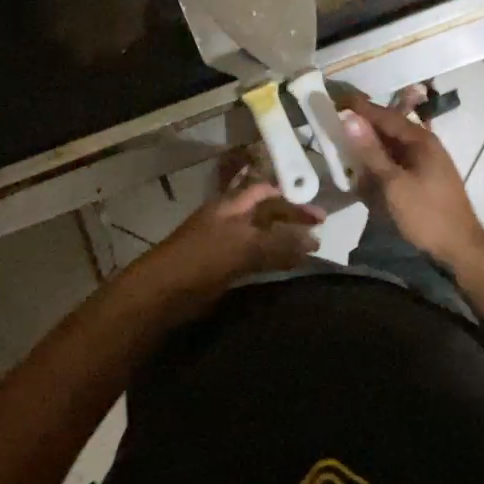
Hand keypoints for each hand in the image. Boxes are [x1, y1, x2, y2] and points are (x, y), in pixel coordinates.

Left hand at [131, 175, 323, 311]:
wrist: (163, 291)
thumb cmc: (203, 258)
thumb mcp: (246, 246)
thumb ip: (280, 243)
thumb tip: (315, 241)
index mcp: (232, 205)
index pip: (267, 192)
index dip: (292, 199)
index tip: (319, 214)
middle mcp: (229, 219)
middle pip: (265, 214)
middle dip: (291, 221)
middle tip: (319, 232)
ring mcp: (223, 244)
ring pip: (261, 237)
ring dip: (283, 242)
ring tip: (308, 251)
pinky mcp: (221, 267)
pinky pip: (253, 259)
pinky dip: (271, 260)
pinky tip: (285, 268)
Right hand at [339, 94, 483, 264]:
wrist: (459, 247)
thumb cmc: (426, 214)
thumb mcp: (393, 183)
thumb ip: (371, 152)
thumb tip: (350, 119)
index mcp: (421, 140)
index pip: (385, 115)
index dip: (360, 108)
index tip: (335, 101)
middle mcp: (425, 146)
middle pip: (389, 129)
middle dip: (363, 127)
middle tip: (334, 124)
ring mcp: (426, 163)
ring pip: (392, 147)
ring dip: (370, 147)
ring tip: (344, 146)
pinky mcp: (424, 179)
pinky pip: (397, 163)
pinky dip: (379, 164)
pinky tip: (364, 171)